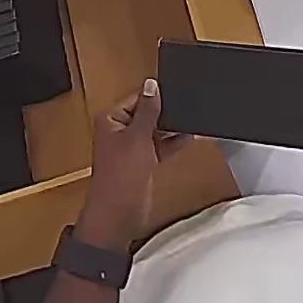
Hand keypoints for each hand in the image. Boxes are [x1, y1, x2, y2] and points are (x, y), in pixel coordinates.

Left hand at [79, 79, 191, 248]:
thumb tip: (151, 86)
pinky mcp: (142, 162)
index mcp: (110, 120)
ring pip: (155, 130)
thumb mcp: (137, 138)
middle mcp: (119, 131)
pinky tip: (189, 138)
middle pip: (146, 114)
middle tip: (186, 106)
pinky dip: (172, 143)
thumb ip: (147, 111)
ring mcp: (131, 148)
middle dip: (164, 113)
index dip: (154, 96)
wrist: (119, 217)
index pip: (135, 98)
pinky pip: (160, 146)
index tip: (174, 91)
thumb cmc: (119, 179)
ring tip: (191, 120)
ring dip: (171, 128)